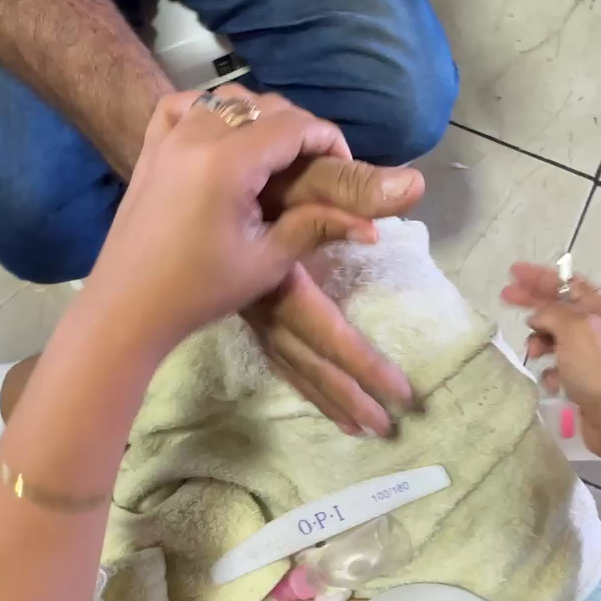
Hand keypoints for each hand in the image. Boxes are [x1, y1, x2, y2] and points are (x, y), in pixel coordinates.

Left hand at [85, 87, 379, 351]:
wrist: (129, 306)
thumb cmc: (200, 291)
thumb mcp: (267, 262)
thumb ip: (317, 229)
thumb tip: (372, 228)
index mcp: (227, 162)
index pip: (294, 124)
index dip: (328, 139)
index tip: (342, 167)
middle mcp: (197, 134)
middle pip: (264, 105)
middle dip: (300, 129)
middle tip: (316, 169)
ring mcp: (169, 137)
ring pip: (228, 100)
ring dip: (261, 118)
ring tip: (278, 157)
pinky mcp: (151, 148)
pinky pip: (187, 105)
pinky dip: (214, 109)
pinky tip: (225, 135)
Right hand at [242, 119, 423, 438]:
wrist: (187, 172)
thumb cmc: (245, 170)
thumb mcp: (298, 173)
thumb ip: (352, 185)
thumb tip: (413, 188)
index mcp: (275, 281)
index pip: (326, 333)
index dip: (363, 364)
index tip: (403, 394)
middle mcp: (261, 306)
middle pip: (306, 362)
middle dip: (344, 397)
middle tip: (385, 430)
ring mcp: (250, 310)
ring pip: (288, 363)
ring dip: (321, 396)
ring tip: (354, 427)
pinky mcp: (245, 307)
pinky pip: (275, 353)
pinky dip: (297, 377)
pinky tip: (312, 388)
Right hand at [501, 262, 600, 460]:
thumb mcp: (577, 329)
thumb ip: (553, 312)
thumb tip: (538, 316)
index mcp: (600, 310)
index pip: (568, 283)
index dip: (541, 276)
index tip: (513, 272)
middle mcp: (597, 330)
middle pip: (558, 308)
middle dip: (532, 304)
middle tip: (505, 298)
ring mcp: (591, 358)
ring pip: (555, 340)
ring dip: (540, 342)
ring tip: (533, 353)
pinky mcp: (584, 383)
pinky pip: (559, 369)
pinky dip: (550, 371)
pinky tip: (551, 381)